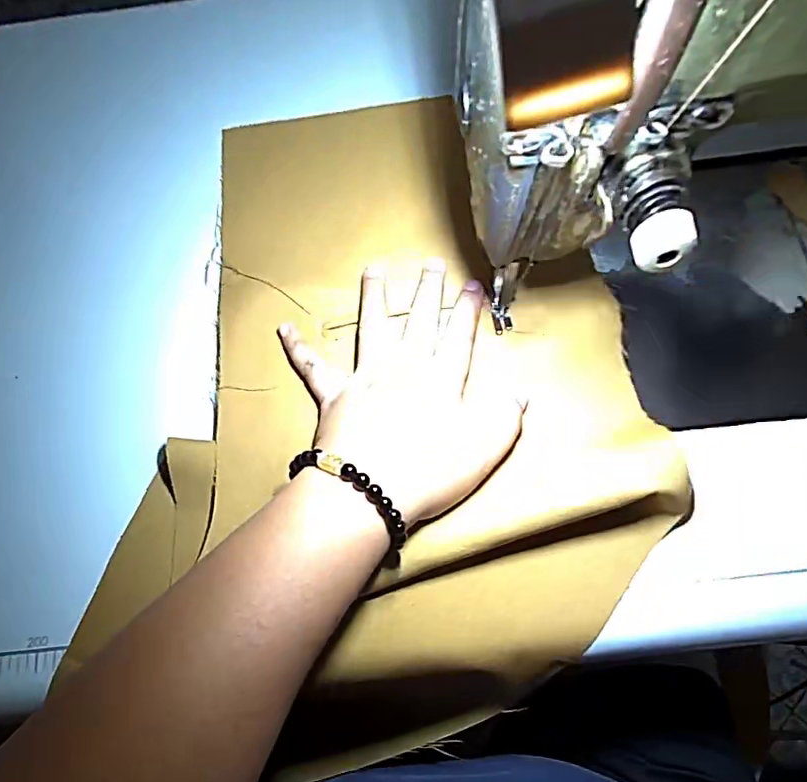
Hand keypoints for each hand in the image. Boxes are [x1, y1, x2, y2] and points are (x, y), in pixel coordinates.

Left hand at [277, 258, 525, 525]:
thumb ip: (505, 418)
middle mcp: (403, 368)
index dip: (467, 309)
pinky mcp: (333, 397)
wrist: (369, 491)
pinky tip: (286, 329)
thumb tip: (521, 395)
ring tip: (375, 269)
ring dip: (373, 296)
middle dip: (428, 290)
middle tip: (433, 264)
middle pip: (418, 320)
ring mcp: (365, 379)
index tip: (472, 285)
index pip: (459, 335)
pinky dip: (299, 349)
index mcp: (441, 378)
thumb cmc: (430, 473)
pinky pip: (313, 368)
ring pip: (371, 326)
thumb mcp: (485, 449)